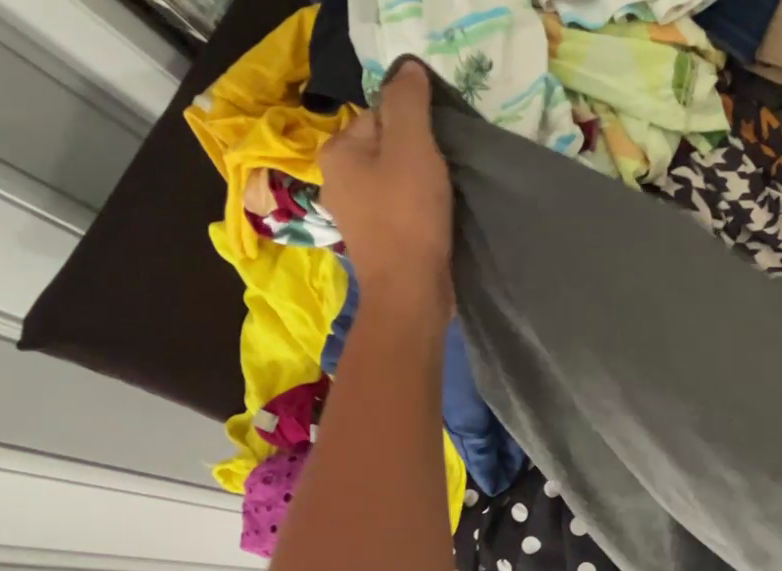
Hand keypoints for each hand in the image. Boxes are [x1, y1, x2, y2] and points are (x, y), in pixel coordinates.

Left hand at [319, 62, 453, 296]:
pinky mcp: (376, 242)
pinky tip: (435, 223)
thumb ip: (408, 102)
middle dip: (418, 158)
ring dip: (421, 187)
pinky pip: (400, 211)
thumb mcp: (412, 147)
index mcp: (337, 150)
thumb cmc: (408, 217)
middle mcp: (336, 180)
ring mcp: (354, 215)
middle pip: (388, 149)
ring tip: (443, 201)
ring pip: (395, 181)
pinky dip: (418, 212)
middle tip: (445, 176)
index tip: (438, 151)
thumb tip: (408, 67)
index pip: (381, 116)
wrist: (410, 292)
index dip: (415, 128)